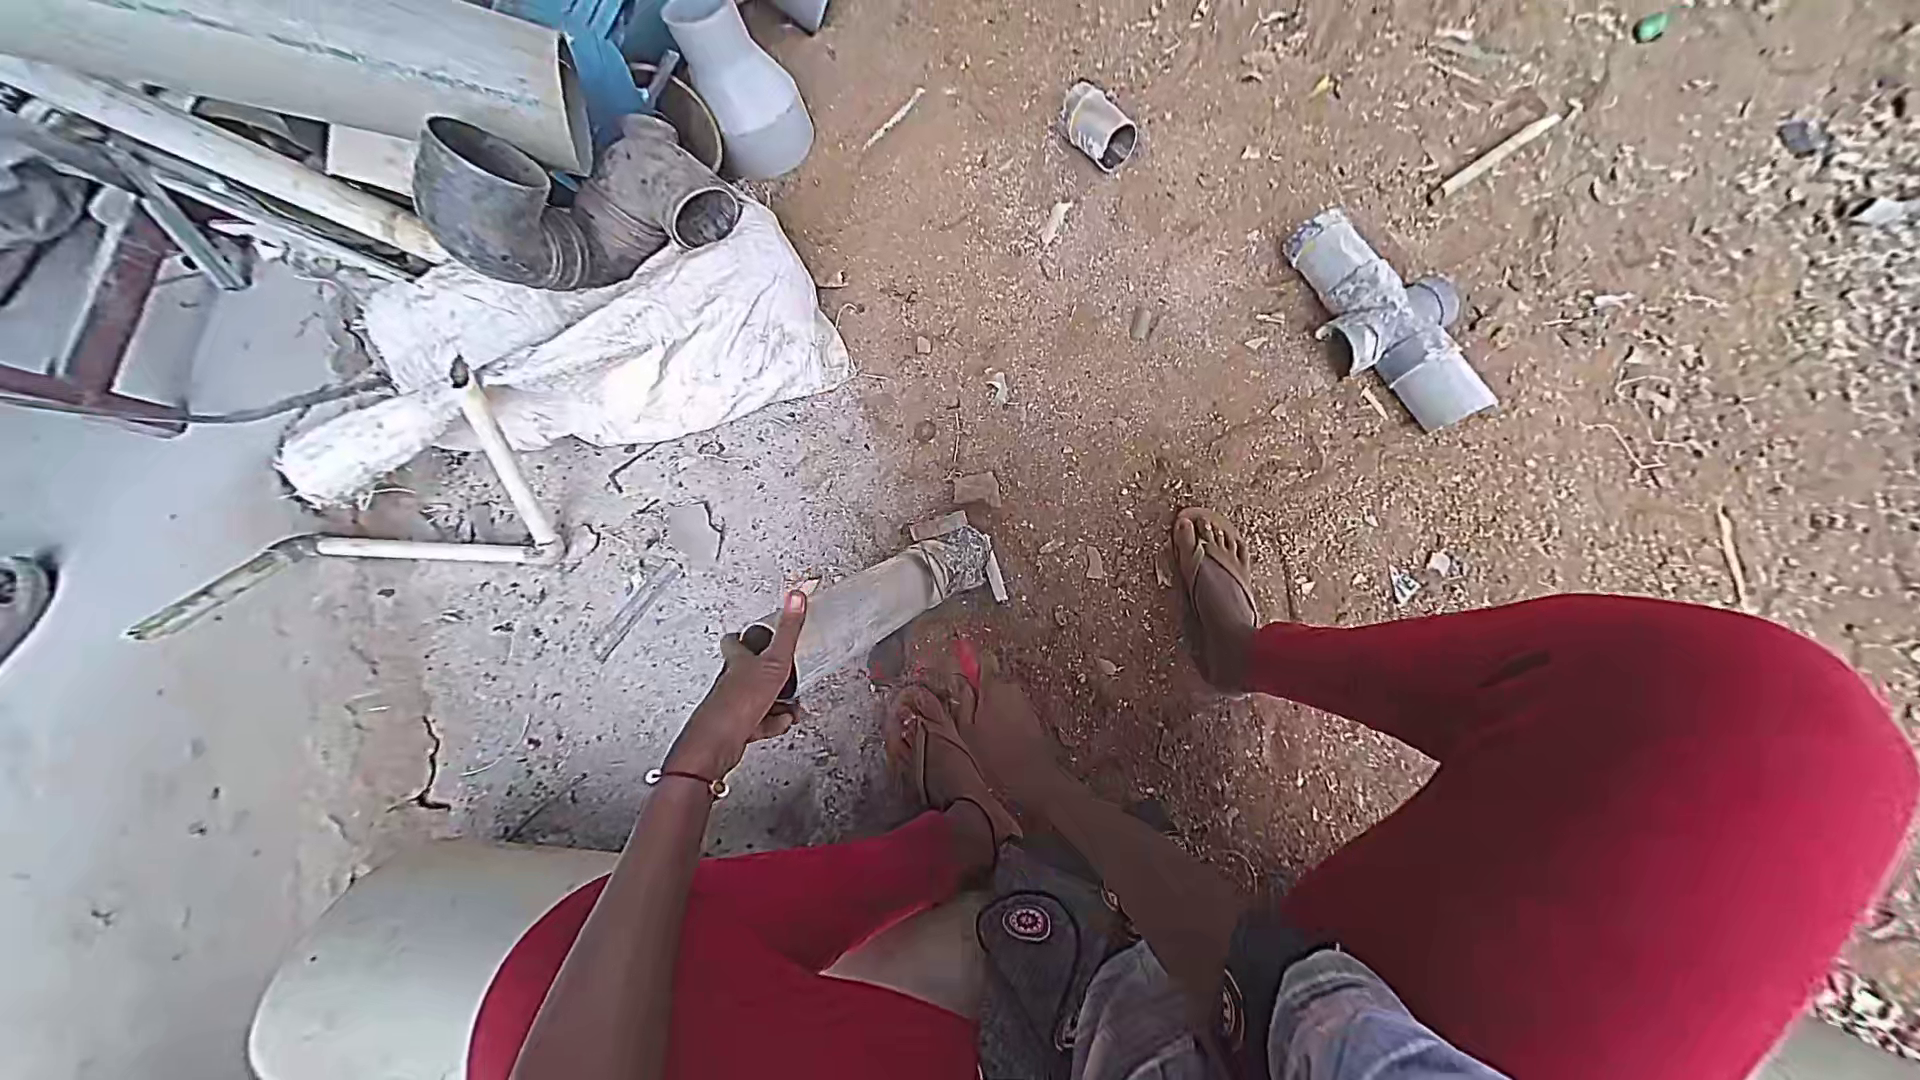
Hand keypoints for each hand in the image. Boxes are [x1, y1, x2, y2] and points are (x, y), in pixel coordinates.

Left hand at [665, 590, 806, 779]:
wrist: (720, 742)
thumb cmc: (740, 701)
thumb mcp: (775, 661)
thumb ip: (789, 630)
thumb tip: (796, 596)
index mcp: (739, 661)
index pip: (736, 642)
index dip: (745, 638)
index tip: (756, 634)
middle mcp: (732, 681)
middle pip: (749, 672)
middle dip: (771, 676)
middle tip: (786, 677)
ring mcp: (733, 705)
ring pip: (759, 698)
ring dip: (778, 702)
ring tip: (789, 707)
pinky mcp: (737, 727)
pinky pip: (760, 721)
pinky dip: (773, 722)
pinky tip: (779, 723)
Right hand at [957, 649, 1060, 801]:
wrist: (1032, 779)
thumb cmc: (995, 756)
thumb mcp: (966, 729)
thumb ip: (963, 701)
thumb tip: (960, 683)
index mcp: (994, 687)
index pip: (984, 660)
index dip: (972, 667)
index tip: (964, 679)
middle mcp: (1013, 689)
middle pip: (993, 682)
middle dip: (982, 695)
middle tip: (969, 719)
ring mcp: (1026, 703)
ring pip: (1003, 698)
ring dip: (994, 710)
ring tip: (985, 736)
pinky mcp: (1034, 718)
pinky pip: (1014, 712)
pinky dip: (1006, 721)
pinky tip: (1000, 742)